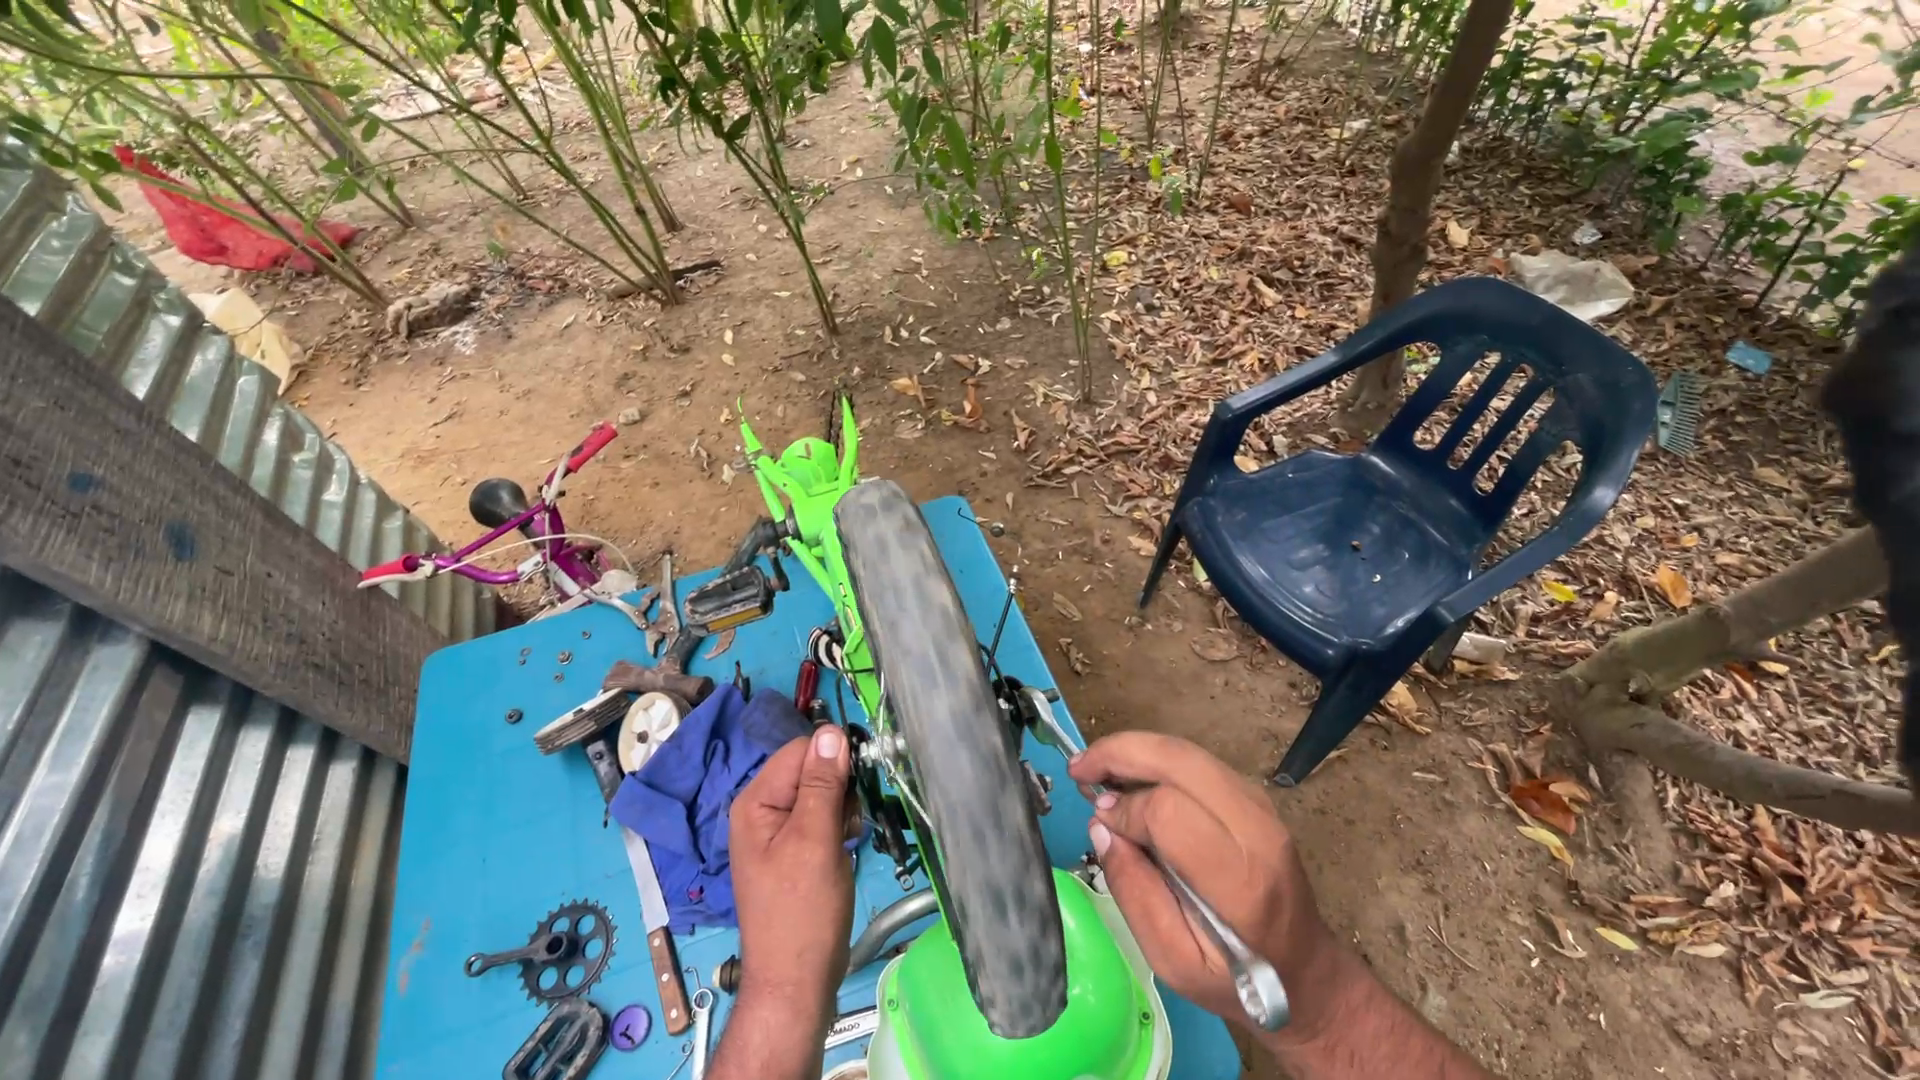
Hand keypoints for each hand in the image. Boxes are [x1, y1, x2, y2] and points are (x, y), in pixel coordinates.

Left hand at [729, 725, 854, 1006]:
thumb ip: (822, 783)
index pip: (799, 751)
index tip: (858, 782)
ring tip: (845, 841)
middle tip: (847, 824)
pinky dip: (839, 828)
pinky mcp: (795, 851)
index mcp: (755, 801)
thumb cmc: (803, 911)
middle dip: (839, 788)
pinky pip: (822, 820)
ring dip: (843, 810)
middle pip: (810, 770)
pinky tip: (844, 850)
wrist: (797, 981)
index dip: (832, 759)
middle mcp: (762, 810)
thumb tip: (831, 732)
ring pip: (822, 794)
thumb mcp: (815, 840)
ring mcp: (778, 833)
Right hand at [1068, 733, 1342, 1039]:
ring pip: (1188, 752)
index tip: (1101, 826)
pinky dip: (1156, 759)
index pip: (1170, 810)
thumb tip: (1101, 829)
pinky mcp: (1255, 798)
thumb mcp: (1174, 962)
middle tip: (1078, 767)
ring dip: (1136, 751)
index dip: (1125, 811)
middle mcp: (1257, 830)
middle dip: (1121, 752)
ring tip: (1096, 770)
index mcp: (1241, 880)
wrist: (1306, 972)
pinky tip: (1129, 777)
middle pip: (1180, 759)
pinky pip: (1197, 762)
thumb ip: (1134, 894)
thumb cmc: (1238, 981)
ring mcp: (1261, 807)